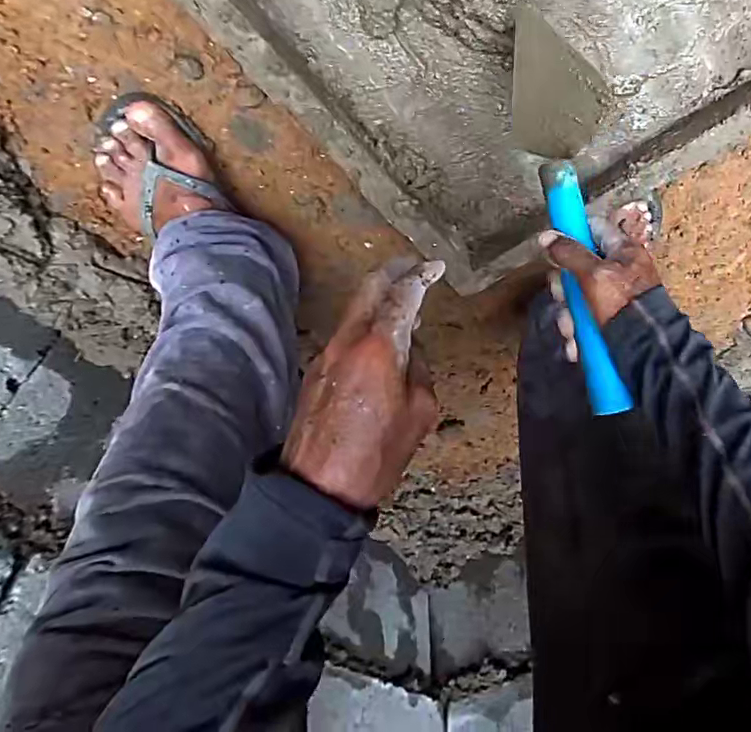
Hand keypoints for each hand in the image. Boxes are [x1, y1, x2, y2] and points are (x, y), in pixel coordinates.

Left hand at [281, 257, 443, 510]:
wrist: (318, 484)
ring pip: (354, 310)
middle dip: (392, 272)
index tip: (435, 267)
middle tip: (413, 267)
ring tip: (401, 306)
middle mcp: (348, 340)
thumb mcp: (419, 414)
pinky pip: (344, 334)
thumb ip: (419, 371)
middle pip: (368, 288)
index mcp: (378, 347)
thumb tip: (410, 351)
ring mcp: (327, 352)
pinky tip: (378, 342)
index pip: (402, 296)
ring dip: (377, 299)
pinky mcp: (316, 367)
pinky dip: (364, 325)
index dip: (420, 276)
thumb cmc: (376, 454)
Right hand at [539, 202, 661, 360]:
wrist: (646, 352)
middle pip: (577, 265)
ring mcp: (613, 295)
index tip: (555, 247)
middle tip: (563, 296)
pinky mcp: (608, 317)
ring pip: (575, 293)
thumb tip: (546, 236)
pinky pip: (582, 314)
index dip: (571, 233)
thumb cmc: (624, 305)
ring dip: (567, 312)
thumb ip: (568, 252)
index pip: (592, 227)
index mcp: (623, 251)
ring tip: (571, 329)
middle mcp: (618, 269)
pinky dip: (576, 327)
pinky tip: (575, 339)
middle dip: (564, 286)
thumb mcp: (592, 273)